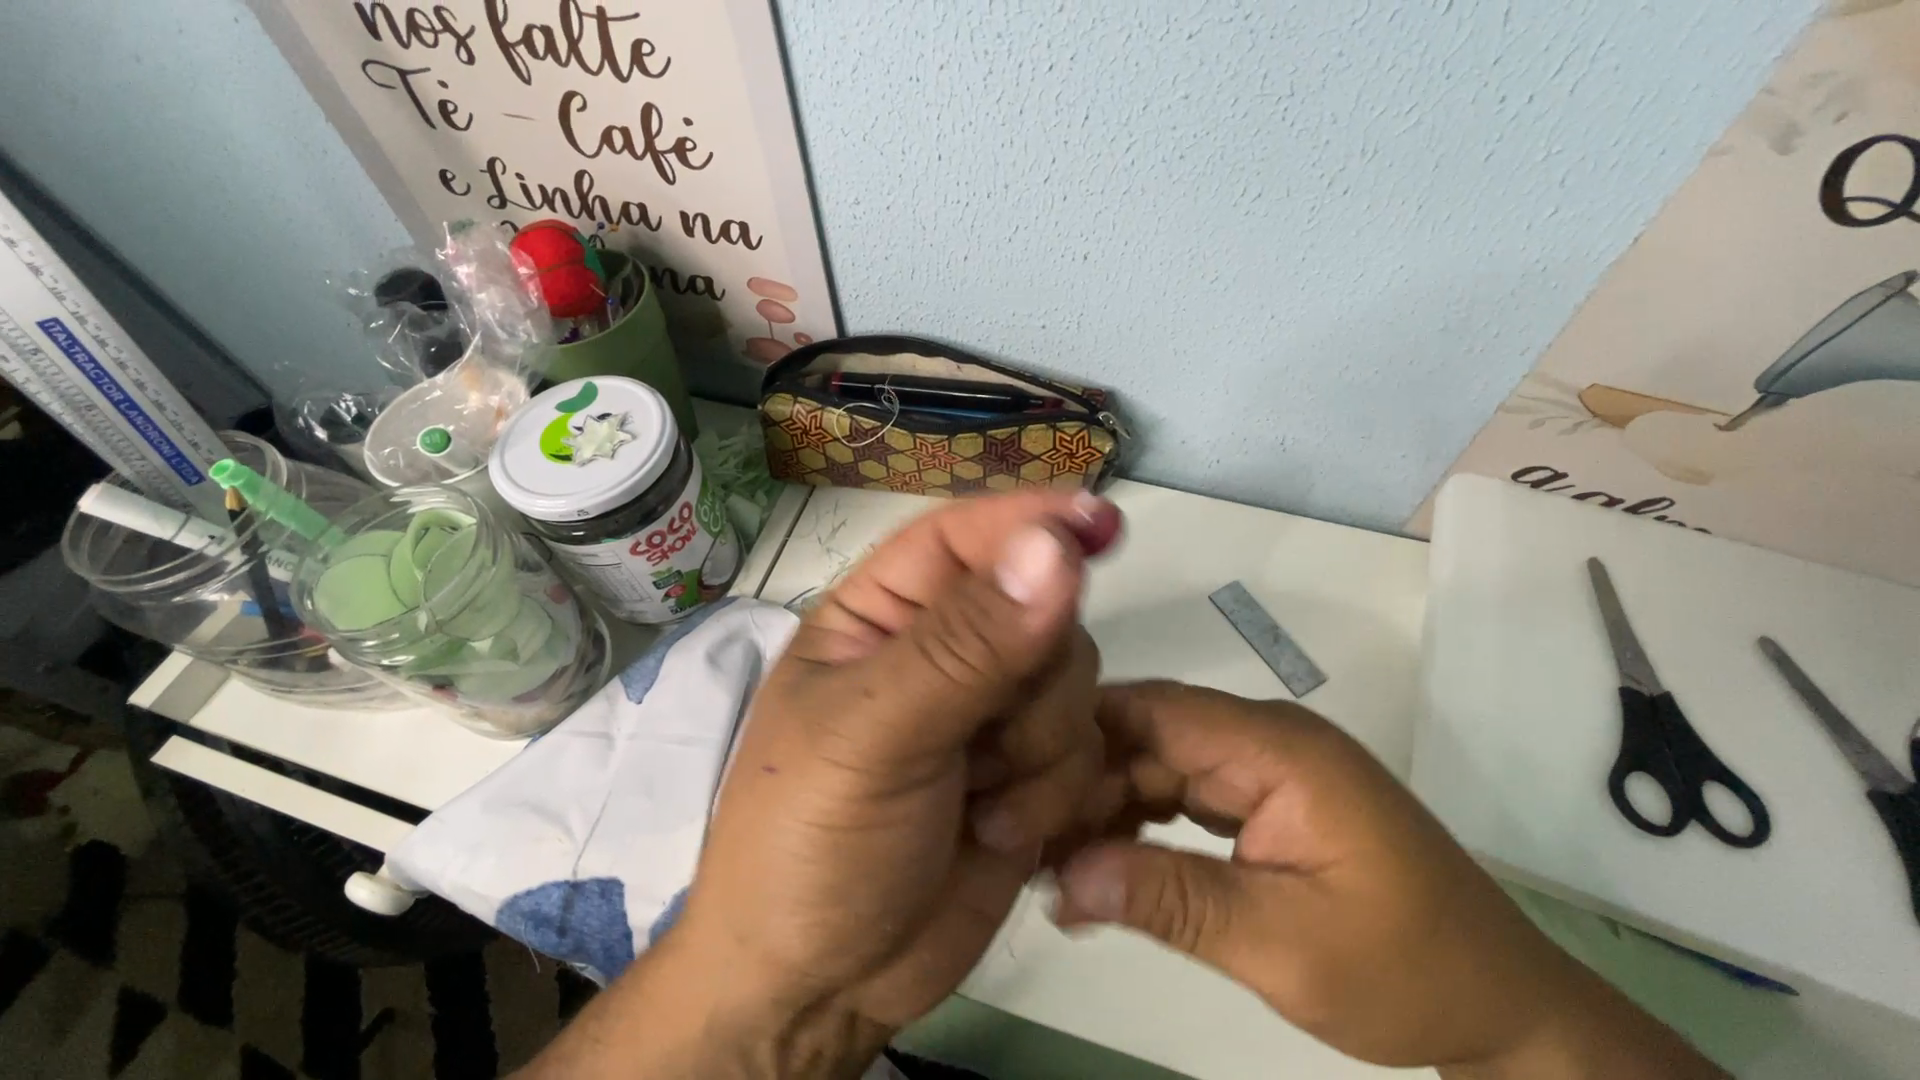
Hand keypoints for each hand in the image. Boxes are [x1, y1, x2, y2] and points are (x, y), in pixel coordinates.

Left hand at [663, 493, 1123, 1063]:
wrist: (821, 988)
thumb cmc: (810, 845)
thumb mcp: (872, 736)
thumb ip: (966, 646)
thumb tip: (1056, 547)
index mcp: (880, 618)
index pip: (962, 540)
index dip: (1030, 522)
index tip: (1103, 523)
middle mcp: (941, 654)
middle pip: (1042, 610)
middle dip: (1035, 680)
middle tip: (985, 746)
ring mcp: (988, 717)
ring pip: (1074, 682)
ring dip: (1045, 749)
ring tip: (982, 807)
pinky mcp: (1027, 778)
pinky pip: (1087, 749)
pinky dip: (1061, 793)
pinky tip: (1005, 834)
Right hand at [1054, 681, 1725, 1078]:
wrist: (1500, 1009)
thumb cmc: (1401, 969)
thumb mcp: (1278, 942)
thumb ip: (1167, 897)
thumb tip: (1060, 874)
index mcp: (1277, 748)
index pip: (1153, 710)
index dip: (1075, 735)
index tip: (1008, 782)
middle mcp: (1266, 741)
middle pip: (1148, 736)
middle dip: (1080, 782)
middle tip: (1015, 838)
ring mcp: (1266, 772)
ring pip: (1158, 766)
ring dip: (1103, 809)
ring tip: (1043, 860)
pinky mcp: (1265, 804)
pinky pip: (1183, 798)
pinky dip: (1138, 829)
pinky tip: (1095, 868)